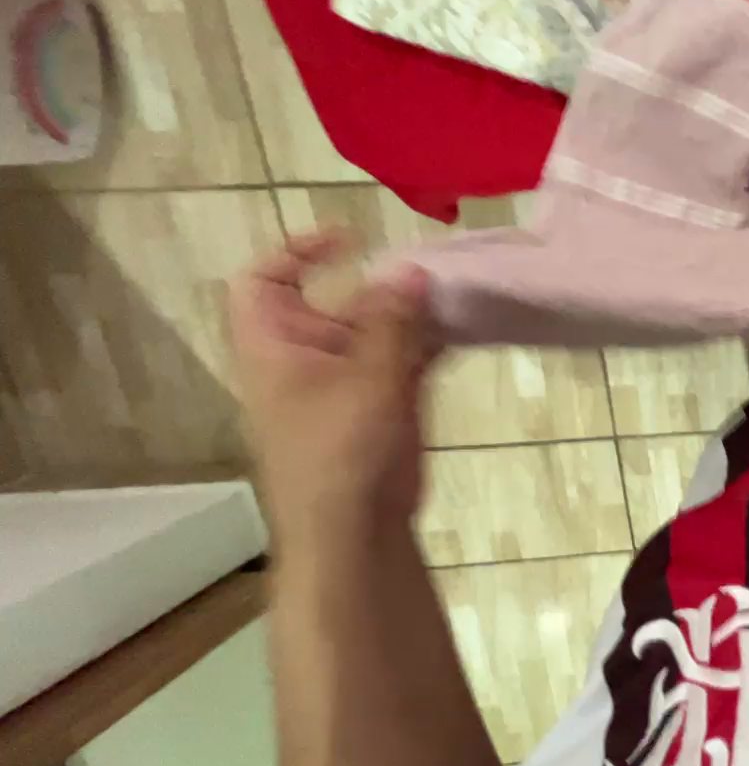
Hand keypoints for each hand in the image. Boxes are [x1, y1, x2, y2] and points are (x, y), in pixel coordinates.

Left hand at [229, 231, 440, 551]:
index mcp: (278, 346)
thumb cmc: (343, 452)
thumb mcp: (367, 380)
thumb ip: (391, 323)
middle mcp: (311, 357)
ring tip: (461, 298)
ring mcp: (352, 382)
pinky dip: (432, 344)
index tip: (353, 239)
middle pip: (340, 303)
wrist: (355, 525)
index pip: (267, 281)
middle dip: (385, 286)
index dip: (299, 252)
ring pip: (382, 332)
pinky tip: (465, 331)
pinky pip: (407, 360)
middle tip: (437, 273)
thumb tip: (411, 268)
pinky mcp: (385, 403)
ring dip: (417, 315)